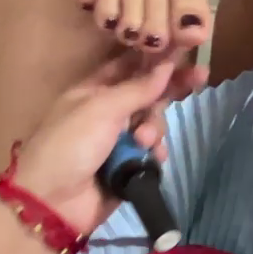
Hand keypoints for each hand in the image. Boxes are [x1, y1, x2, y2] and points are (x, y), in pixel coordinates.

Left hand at [10, 52, 207, 234]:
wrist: (52, 203)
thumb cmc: (70, 144)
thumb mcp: (101, 109)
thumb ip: (137, 88)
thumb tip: (167, 64)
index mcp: (94, 90)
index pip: (131, 65)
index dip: (156, 58)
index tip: (186, 50)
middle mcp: (108, 111)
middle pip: (147, 93)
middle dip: (170, 89)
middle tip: (200, 78)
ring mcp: (118, 140)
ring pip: (153, 123)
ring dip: (154, 129)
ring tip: (143, 143)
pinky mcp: (129, 167)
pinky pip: (152, 153)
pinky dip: (155, 154)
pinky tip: (153, 158)